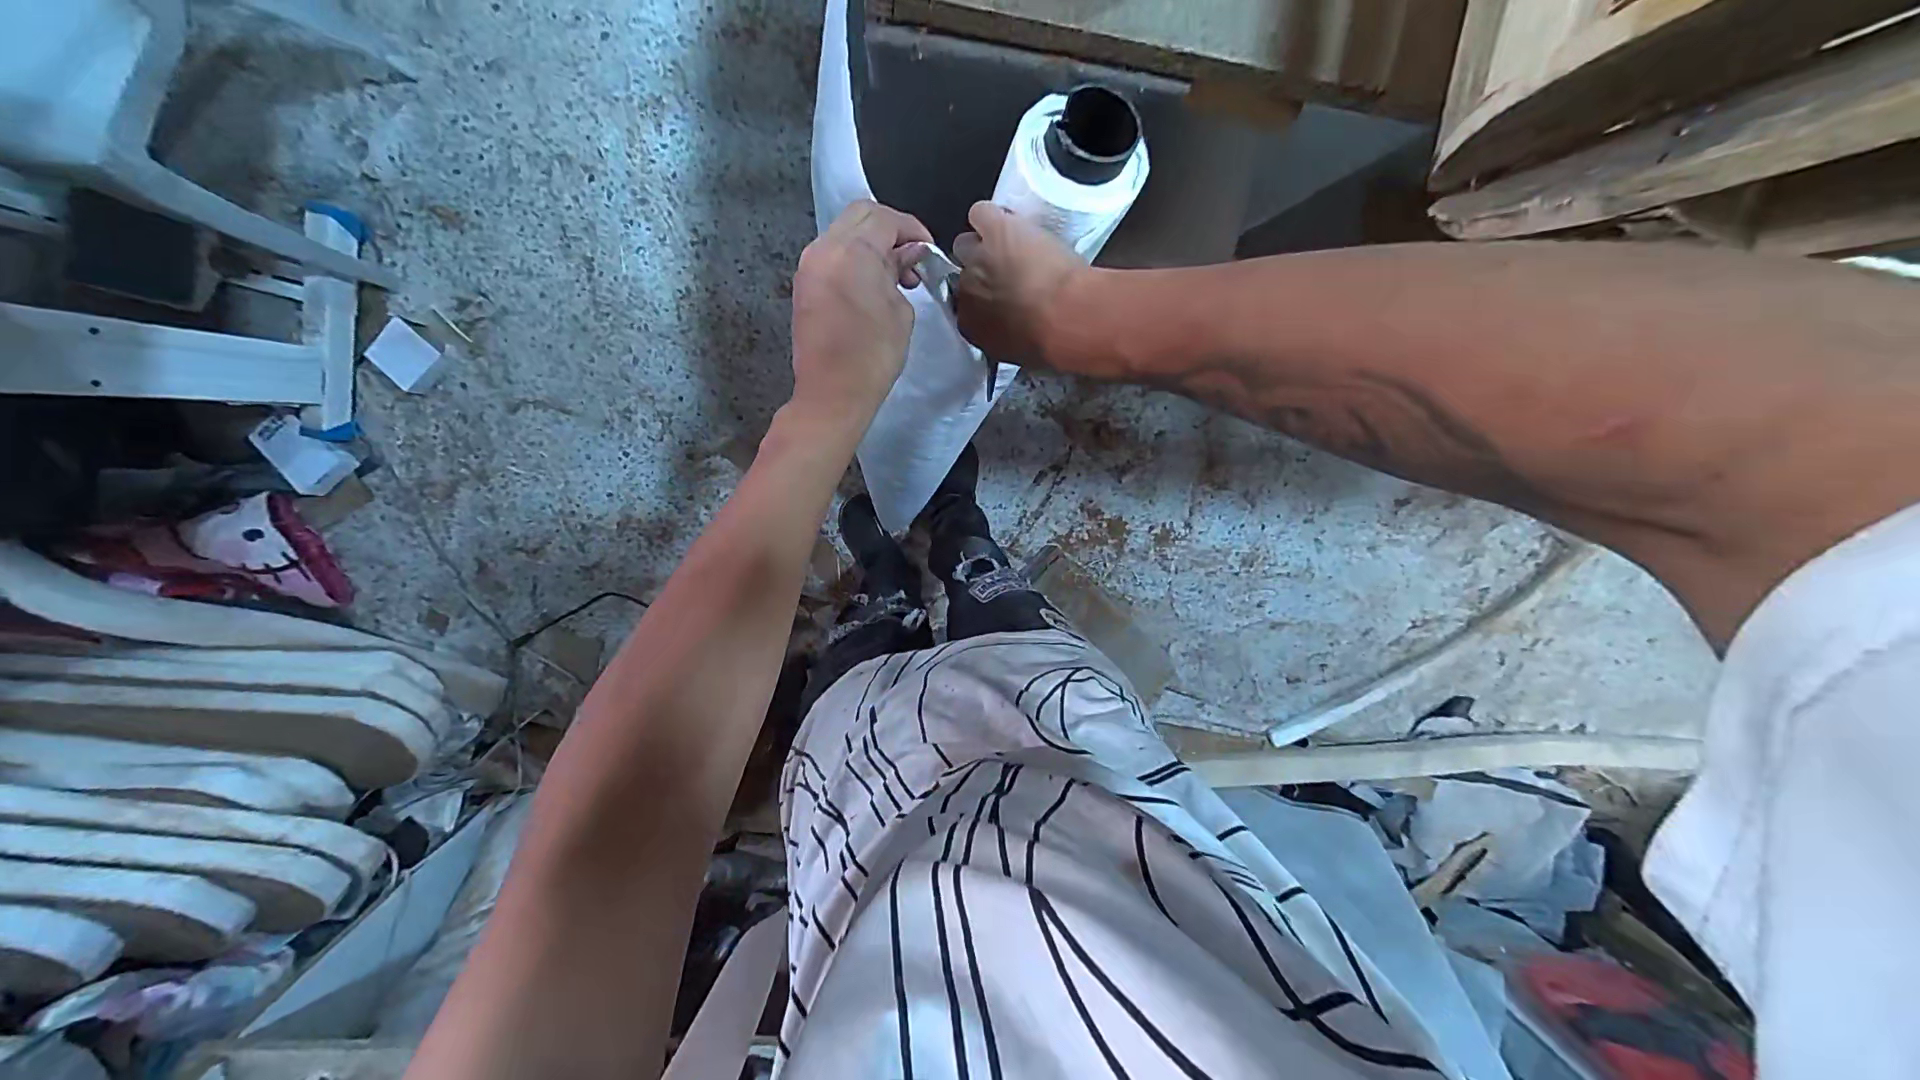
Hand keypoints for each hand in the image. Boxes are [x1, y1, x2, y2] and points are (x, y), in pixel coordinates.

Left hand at [789, 200, 932, 430]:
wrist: (832, 393)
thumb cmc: (873, 356)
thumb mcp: (900, 311)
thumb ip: (900, 272)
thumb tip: (907, 255)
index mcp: (853, 251)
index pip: (885, 217)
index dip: (912, 229)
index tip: (927, 249)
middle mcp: (825, 249)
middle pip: (860, 215)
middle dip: (890, 229)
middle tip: (912, 256)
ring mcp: (809, 266)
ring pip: (844, 233)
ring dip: (870, 243)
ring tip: (894, 274)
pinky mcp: (804, 284)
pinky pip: (832, 255)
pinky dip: (854, 258)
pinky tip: (871, 284)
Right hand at [952, 201, 1088, 367]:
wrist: (1069, 317)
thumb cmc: (1050, 343)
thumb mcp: (1019, 351)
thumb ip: (1003, 337)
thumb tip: (1008, 330)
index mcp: (970, 324)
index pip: (964, 306)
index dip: (981, 298)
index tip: (998, 297)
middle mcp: (966, 290)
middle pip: (963, 273)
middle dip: (982, 272)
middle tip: (1008, 273)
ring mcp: (977, 257)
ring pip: (966, 243)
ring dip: (984, 245)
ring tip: (1010, 247)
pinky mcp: (995, 228)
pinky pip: (980, 213)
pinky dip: (991, 216)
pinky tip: (1010, 222)